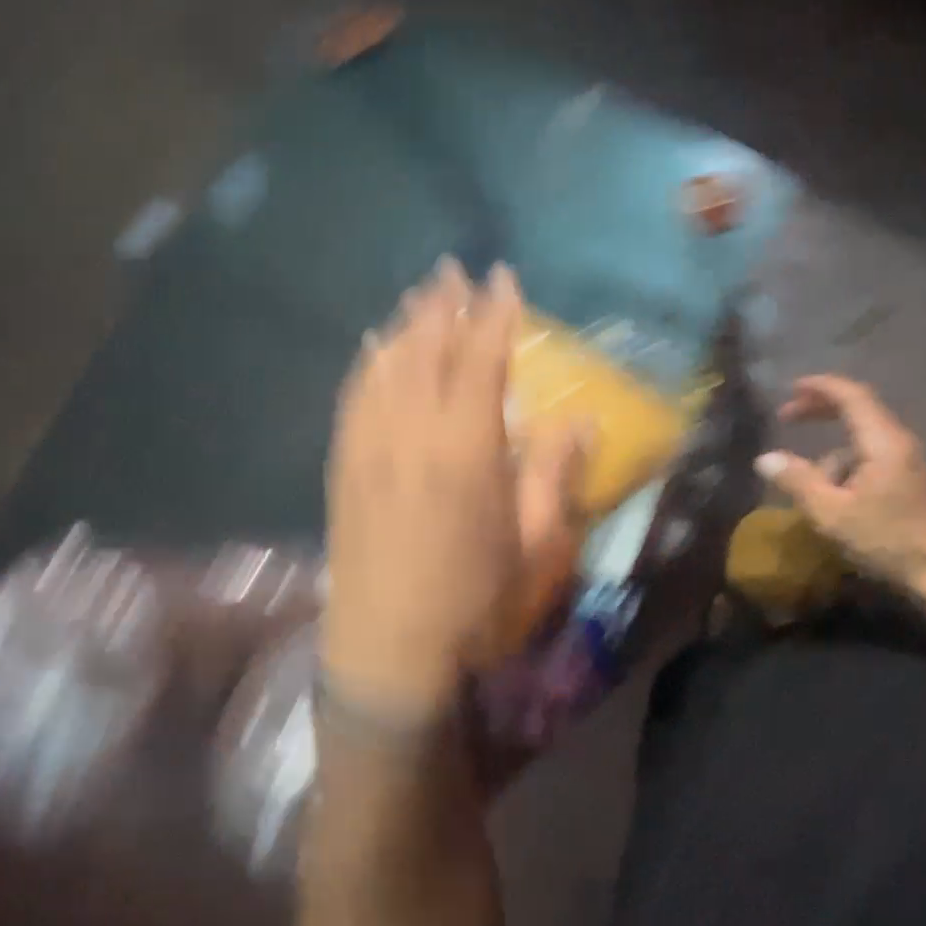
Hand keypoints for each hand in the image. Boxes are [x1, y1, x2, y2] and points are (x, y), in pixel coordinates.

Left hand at [323, 260, 585, 721]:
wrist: (389, 656)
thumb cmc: (477, 603)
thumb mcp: (538, 545)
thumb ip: (555, 474)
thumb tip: (580, 420)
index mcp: (467, 449)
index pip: (482, 360)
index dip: (495, 315)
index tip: (505, 278)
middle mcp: (412, 434)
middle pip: (427, 351)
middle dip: (444, 306)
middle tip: (455, 269)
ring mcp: (369, 450)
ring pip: (386, 368)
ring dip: (406, 326)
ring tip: (421, 296)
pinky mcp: (344, 471)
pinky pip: (354, 399)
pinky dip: (369, 365)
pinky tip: (375, 351)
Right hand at [755, 375, 925, 588]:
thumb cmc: (884, 540)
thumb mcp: (831, 514)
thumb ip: (798, 481)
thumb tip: (765, 458)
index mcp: (882, 442)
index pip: (851, 395)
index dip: (819, 387)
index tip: (790, 389)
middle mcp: (898, 440)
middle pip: (857, 409)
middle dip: (821, 410)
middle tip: (788, 416)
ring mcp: (905, 458)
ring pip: (860, 440)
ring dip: (831, 456)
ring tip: (812, 490)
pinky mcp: (906, 476)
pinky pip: (869, 456)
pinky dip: (846, 466)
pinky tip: (833, 499)